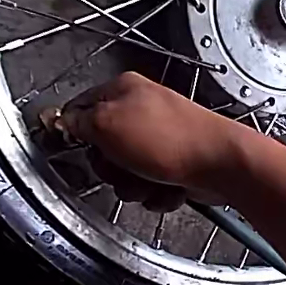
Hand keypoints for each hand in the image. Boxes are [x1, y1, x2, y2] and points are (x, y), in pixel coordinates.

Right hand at [59, 72, 253, 206]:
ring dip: (135, 185)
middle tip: (125, 165)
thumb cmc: (171, 139)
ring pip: (125, 175)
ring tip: (153, 179)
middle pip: (102, 150)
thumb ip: (79, 121)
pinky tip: (170, 187)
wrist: (220, 165)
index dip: (76, 133)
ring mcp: (160, 141)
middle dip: (112, 168)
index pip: (80, 108)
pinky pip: (149, 188)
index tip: (79, 148)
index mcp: (124, 90)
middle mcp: (143, 112)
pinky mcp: (174, 166)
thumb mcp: (108, 124)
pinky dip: (157, 193)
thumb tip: (65, 121)